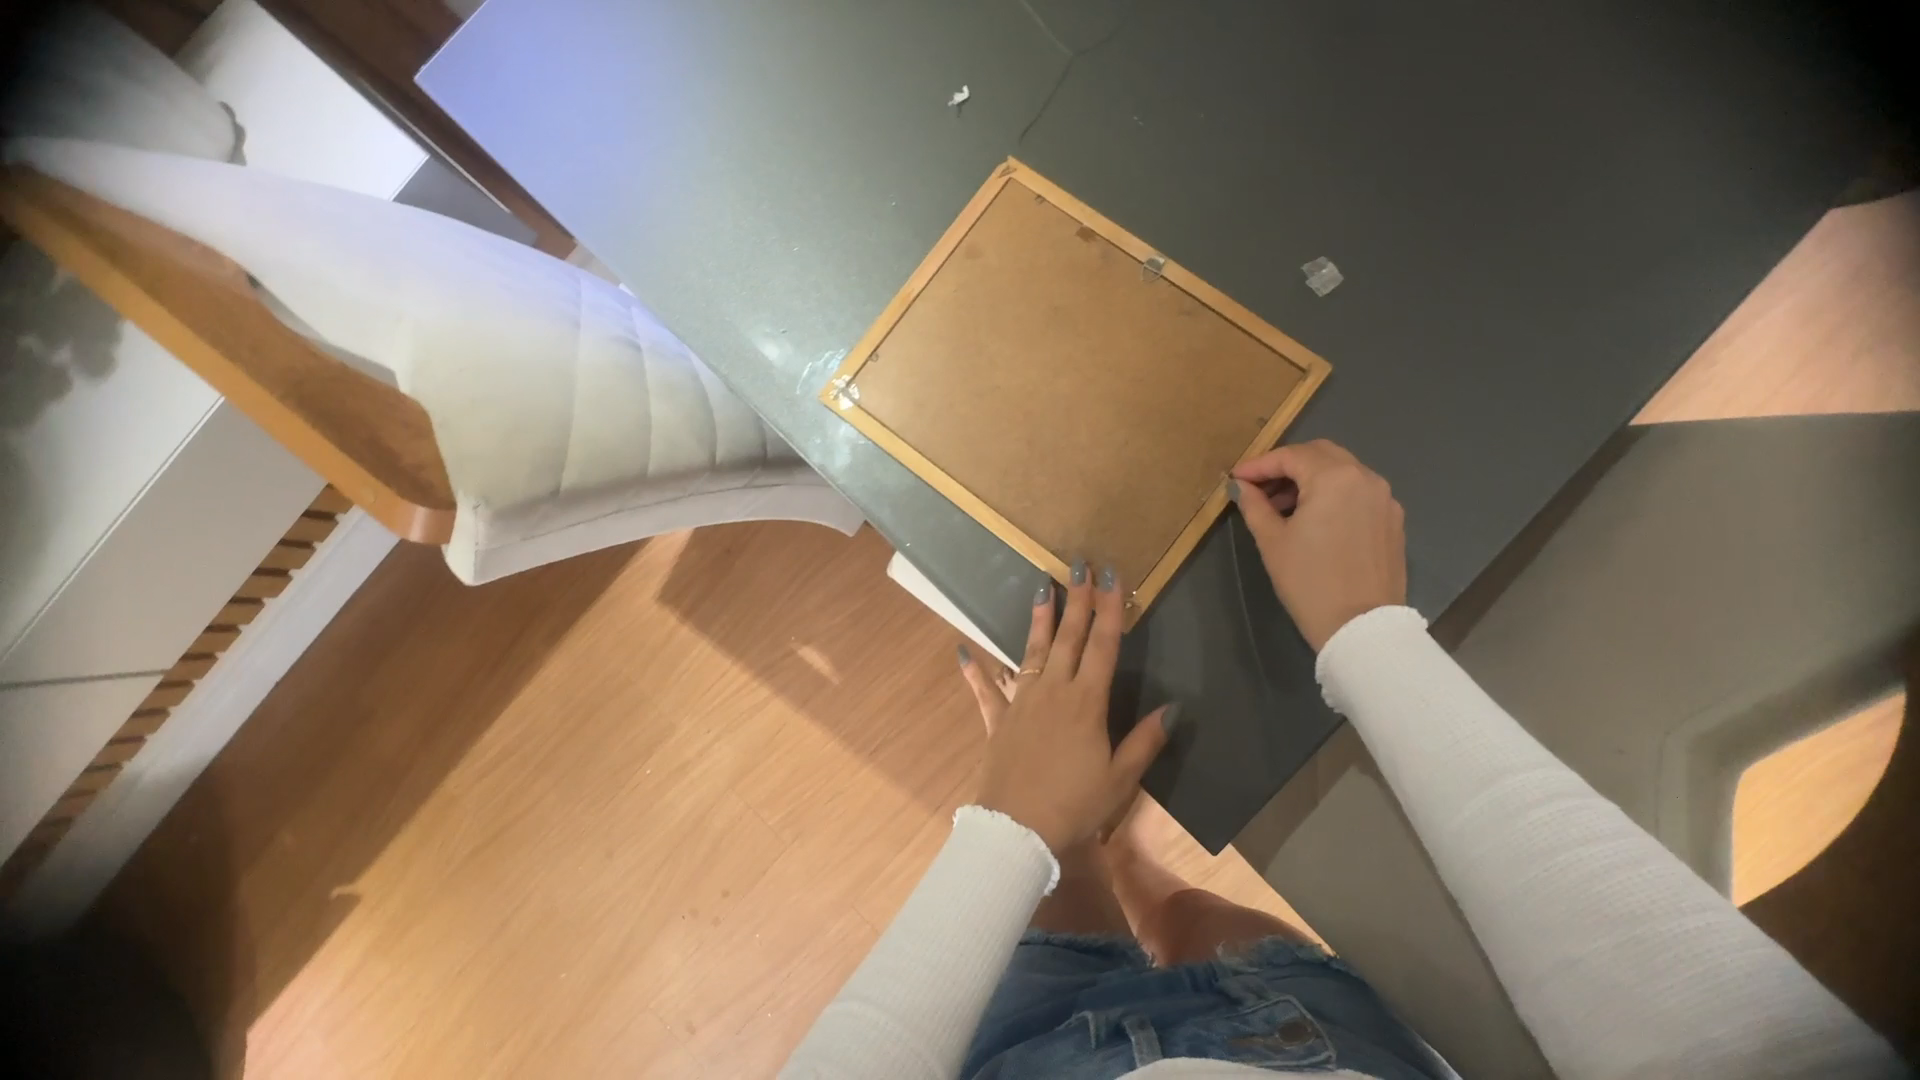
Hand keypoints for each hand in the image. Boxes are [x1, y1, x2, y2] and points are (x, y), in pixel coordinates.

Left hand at [970, 567, 1176, 853]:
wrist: (1017, 830)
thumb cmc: (1075, 805)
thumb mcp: (1121, 779)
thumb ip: (1145, 740)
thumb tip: (1172, 706)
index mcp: (1087, 702)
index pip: (1103, 646)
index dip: (1110, 609)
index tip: (1112, 576)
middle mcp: (1054, 691)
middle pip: (1069, 638)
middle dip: (1076, 599)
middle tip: (1079, 563)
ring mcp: (1021, 703)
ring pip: (1032, 652)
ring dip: (1038, 619)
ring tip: (1041, 586)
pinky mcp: (997, 721)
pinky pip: (985, 691)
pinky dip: (975, 671)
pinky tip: (964, 650)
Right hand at [1230, 439, 1406, 651]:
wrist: (1360, 626)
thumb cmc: (1309, 581)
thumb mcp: (1272, 541)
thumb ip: (1255, 505)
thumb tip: (1243, 487)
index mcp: (1334, 478)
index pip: (1291, 456)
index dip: (1259, 464)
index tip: (1236, 478)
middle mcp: (1365, 478)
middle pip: (1320, 454)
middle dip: (1287, 465)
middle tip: (1259, 487)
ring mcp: (1385, 498)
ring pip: (1342, 472)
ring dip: (1310, 479)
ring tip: (1283, 507)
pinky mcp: (1393, 520)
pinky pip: (1358, 493)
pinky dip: (1333, 495)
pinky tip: (1315, 521)